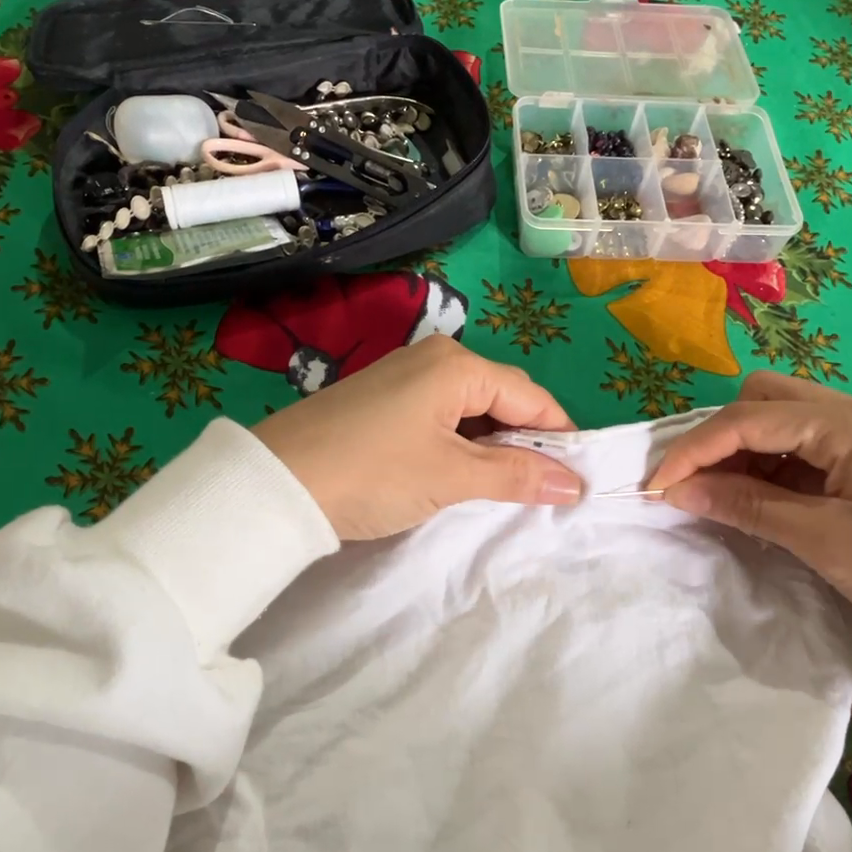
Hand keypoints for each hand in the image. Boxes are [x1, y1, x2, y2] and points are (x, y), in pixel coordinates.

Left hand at [251, 337, 582, 539]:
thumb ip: (514, 476)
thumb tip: (573, 483)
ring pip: (470, 410)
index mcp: (456, 365)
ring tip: (499, 490)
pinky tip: (457, 475)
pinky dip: (458, 444)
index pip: (530, 396)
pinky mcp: (382, 401)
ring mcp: (403, 378)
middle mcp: (433, 359)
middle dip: (523, 443)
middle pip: (501, 398)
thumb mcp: (450, 476)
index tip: (575, 480)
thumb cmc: (373, 473)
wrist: (276, 483)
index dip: (558, 437)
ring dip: (490, 447)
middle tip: (537, 492)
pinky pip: (440, 416)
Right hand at [646, 373, 851, 645]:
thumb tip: (678, 490)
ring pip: (778, 419)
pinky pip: (798, 446)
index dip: (693, 449)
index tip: (654, 485)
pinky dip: (766, 468)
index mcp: (850, 424)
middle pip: (761, 398)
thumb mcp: (825, 543)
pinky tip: (754, 500)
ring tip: (716, 497)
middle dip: (716, 436)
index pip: (748, 418)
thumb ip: (748, 508)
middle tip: (691, 485)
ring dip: (740, 452)